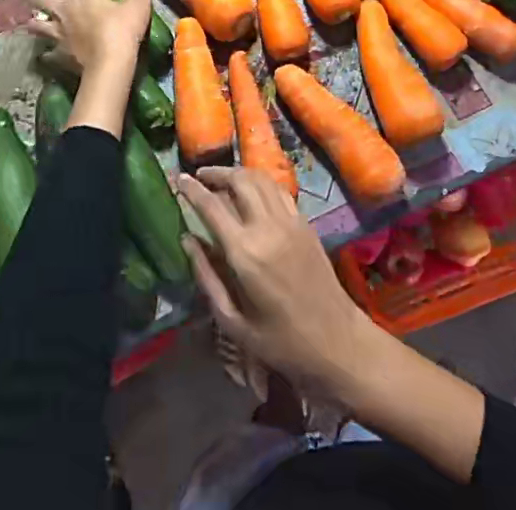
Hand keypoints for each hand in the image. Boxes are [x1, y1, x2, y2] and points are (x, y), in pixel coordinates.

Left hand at [26, 0, 150, 74]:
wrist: (111, 60)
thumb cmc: (123, 27)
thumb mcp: (138, 5)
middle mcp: (62, 12)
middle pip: (39, 0)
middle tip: (39, 1)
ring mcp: (57, 34)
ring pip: (35, 25)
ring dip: (34, 24)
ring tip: (35, 25)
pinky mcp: (57, 55)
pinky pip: (45, 54)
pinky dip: (46, 54)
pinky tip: (49, 56)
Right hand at [179, 167, 375, 392]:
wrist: (336, 339)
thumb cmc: (280, 341)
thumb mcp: (232, 321)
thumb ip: (206, 276)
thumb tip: (187, 240)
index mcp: (245, 252)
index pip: (212, 206)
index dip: (192, 189)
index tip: (178, 179)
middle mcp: (268, 227)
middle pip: (239, 181)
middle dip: (216, 173)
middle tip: (199, 177)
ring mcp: (290, 221)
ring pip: (261, 179)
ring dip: (239, 173)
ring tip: (222, 179)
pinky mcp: (305, 223)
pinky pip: (279, 191)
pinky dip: (261, 183)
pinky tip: (252, 192)